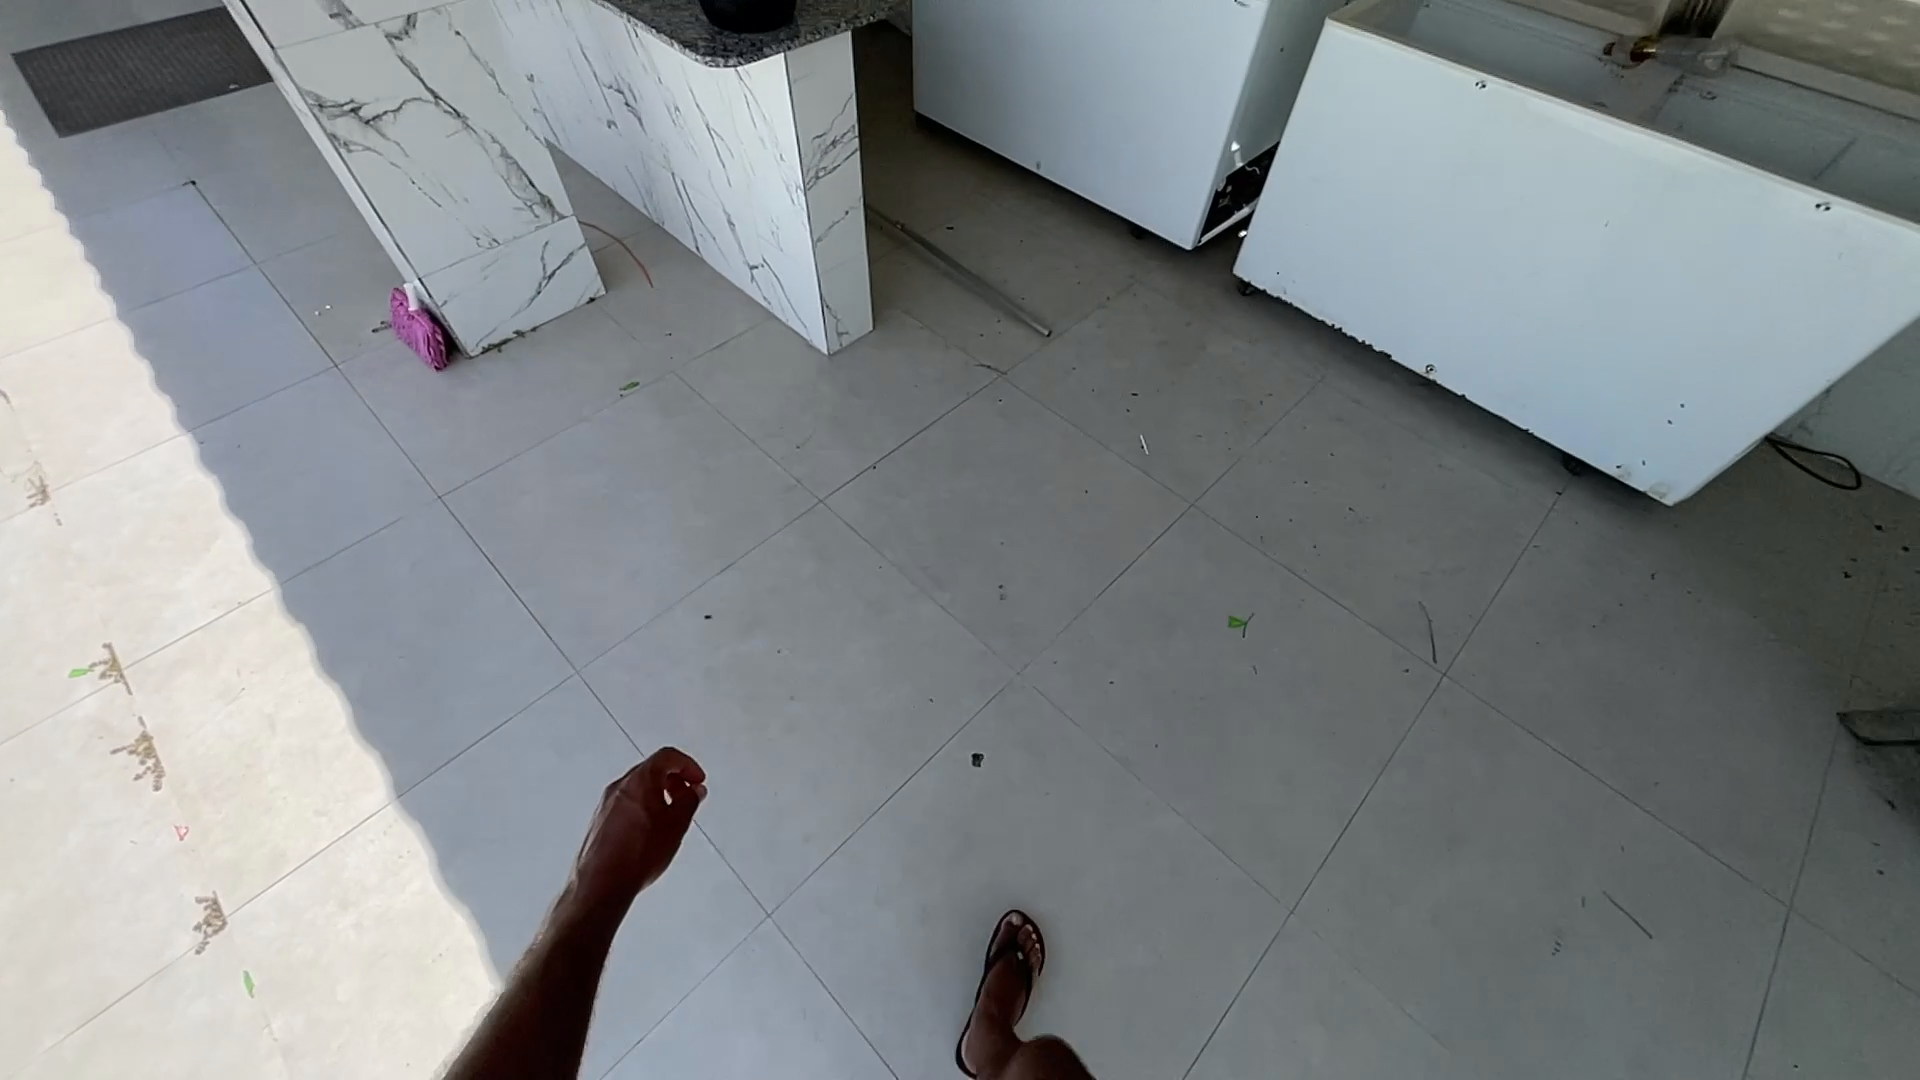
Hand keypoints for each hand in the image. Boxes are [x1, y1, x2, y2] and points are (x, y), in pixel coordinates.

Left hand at [568, 748, 706, 914]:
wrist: (601, 885)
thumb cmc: (637, 854)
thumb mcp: (678, 824)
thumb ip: (690, 800)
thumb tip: (694, 791)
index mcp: (640, 779)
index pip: (668, 756)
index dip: (688, 765)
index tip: (697, 779)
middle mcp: (620, 786)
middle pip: (652, 769)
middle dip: (674, 779)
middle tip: (688, 794)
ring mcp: (606, 804)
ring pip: (638, 786)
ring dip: (658, 793)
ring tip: (672, 815)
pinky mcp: (599, 821)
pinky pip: (626, 802)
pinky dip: (643, 805)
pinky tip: (651, 829)